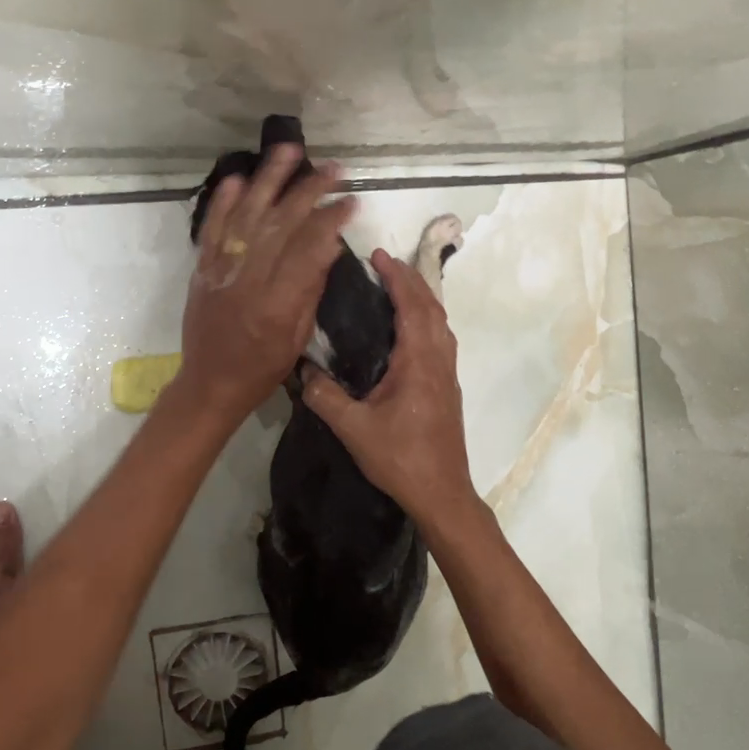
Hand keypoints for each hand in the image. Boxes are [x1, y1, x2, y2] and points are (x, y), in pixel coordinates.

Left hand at [176, 144, 352, 418]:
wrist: (208, 385)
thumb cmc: (261, 370)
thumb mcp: (296, 338)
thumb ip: (310, 290)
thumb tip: (329, 245)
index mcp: (277, 304)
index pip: (308, 249)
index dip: (331, 220)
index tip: (351, 200)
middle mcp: (247, 281)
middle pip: (280, 225)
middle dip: (308, 191)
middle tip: (332, 168)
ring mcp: (220, 272)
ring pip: (245, 218)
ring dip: (267, 181)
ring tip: (287, 151)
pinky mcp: (201, 270)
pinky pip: (211, 230)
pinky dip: (223, 203)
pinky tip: (238, 179)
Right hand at [302, 249, 476, 519]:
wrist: (441, 493)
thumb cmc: (400, 458)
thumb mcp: (353, 428)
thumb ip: (325, 396)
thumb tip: (301, 371)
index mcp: (419, 362)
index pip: (412, 306)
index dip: (397, 277)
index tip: (378, 256)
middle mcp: (438, 361)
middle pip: (432, 308)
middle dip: (410, 280)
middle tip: (384, 264)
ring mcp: (446, 375)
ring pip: (440, 324)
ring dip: (422, 299)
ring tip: (396, 288)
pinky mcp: (446, 389)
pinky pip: (439, 340)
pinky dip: (425, 320)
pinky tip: (406, 330)